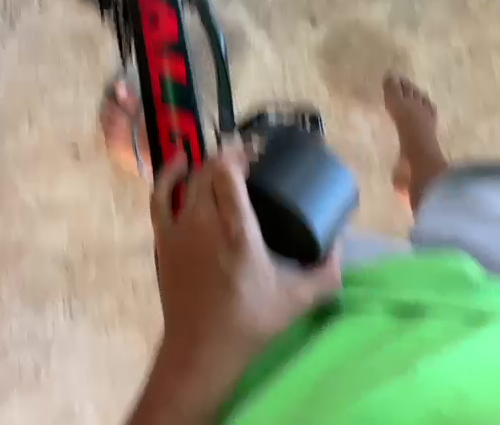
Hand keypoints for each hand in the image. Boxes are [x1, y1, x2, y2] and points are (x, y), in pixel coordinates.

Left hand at [127, 143, 341, 424]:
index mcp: (236, 230)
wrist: (202, 348)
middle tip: (249, 160)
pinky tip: (180, 163)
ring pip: (190, 179)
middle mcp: (203, 220)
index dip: (240, 152)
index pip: (228, 172)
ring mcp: (179, 227)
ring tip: (224, 164)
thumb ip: (326, 271)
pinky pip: (160, 195)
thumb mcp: (298, 298)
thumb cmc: (251, 321)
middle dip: (229, 158)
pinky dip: (169, 174)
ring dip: (207, 166)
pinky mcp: (163, 237)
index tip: (258, 150)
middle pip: (210, 170)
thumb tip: (339, 241)